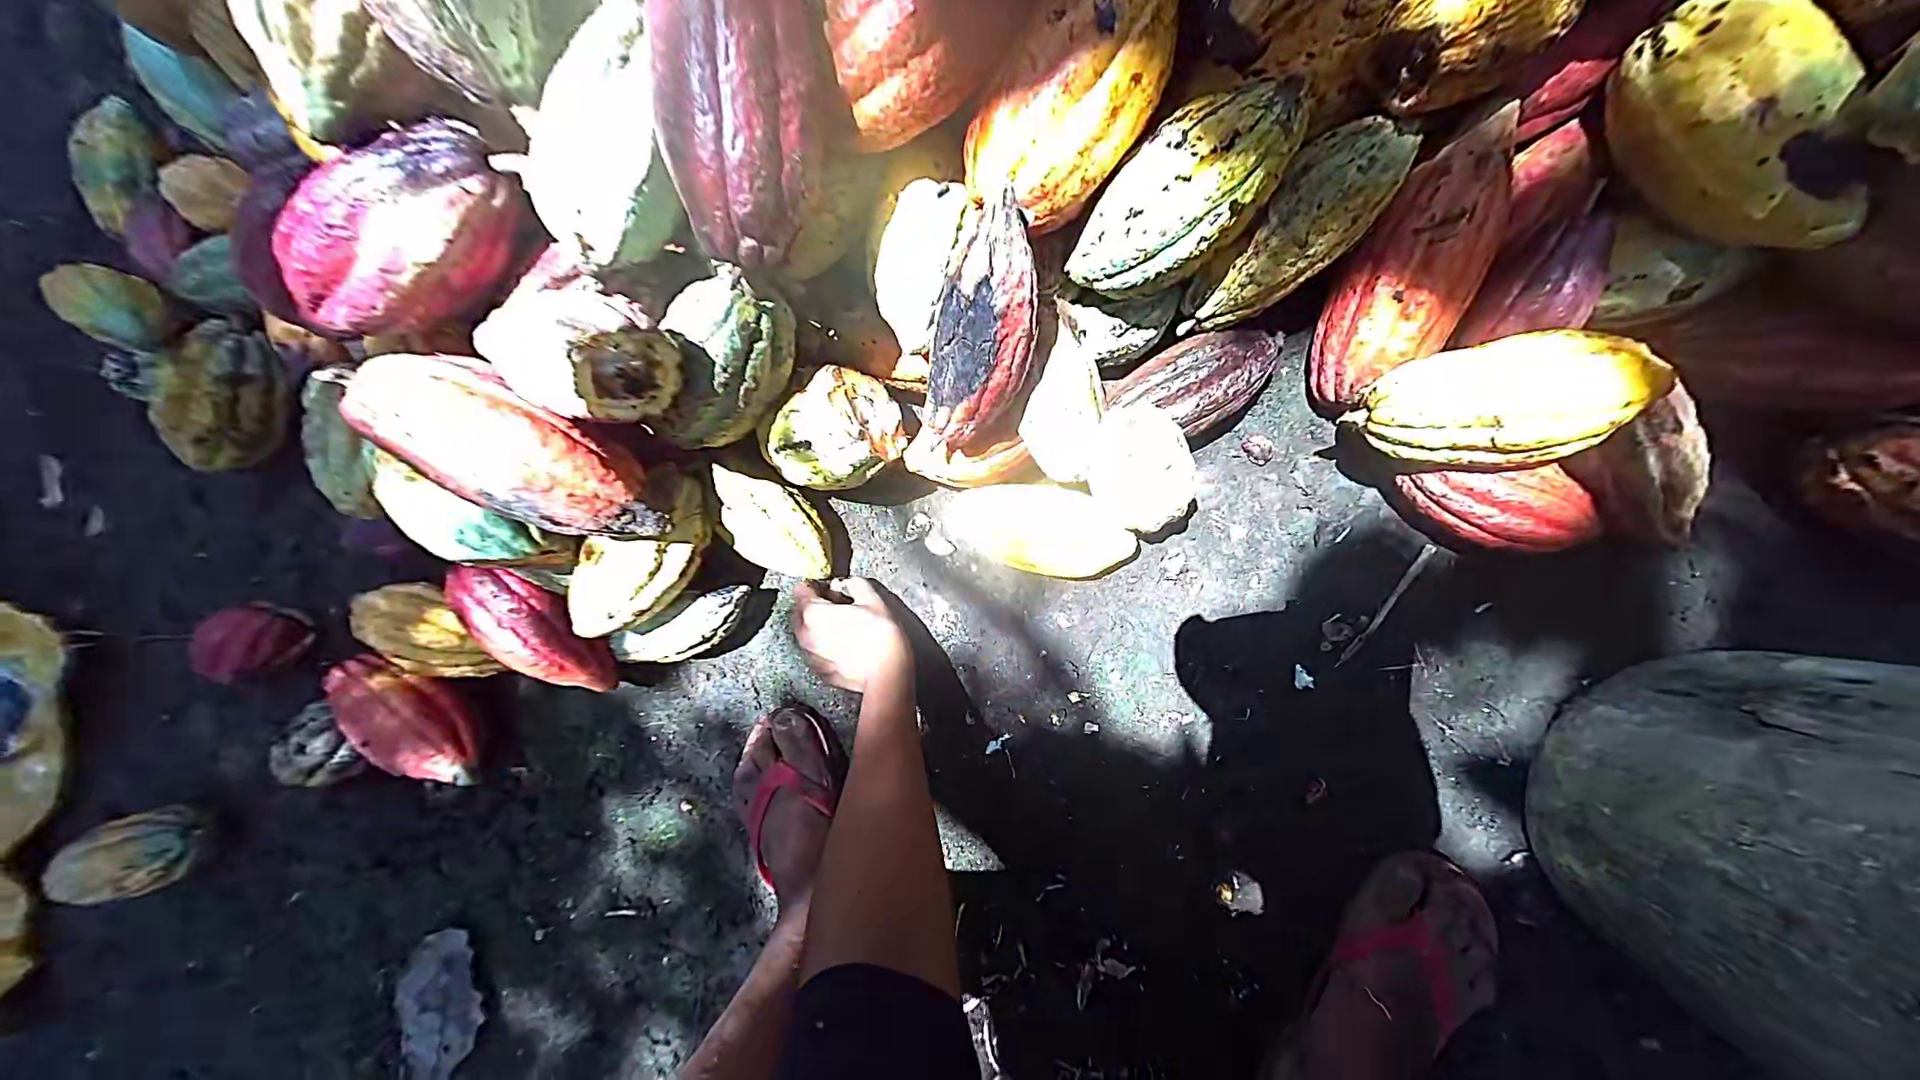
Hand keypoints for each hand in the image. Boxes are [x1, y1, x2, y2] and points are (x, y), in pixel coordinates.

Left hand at [791, 578, 910, 693]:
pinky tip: (844, 646)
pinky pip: (816, 652)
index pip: (801, 590)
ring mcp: (812, 656)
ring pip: (806, 634)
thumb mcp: (872, 599)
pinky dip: (824, 647)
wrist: (887, 673)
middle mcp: (806, 635)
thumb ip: (854, 584)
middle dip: (812, 606)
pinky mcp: (821, 672)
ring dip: (816, 627)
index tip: (827, 588)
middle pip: (799, 613)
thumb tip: (846, 584)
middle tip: (833, 605)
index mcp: (814, 613)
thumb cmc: (880, 635)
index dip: (815, 586)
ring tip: (840, 626)